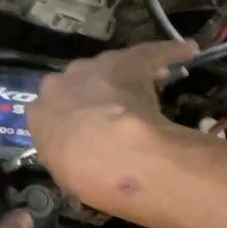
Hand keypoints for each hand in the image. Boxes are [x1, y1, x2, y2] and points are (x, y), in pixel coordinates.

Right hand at [28, 39, 193, 204]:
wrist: (104, 148)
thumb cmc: (78, 170)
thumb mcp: (63, 175)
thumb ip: (68, 164)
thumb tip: (81, 170)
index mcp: (40, 113)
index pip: (49, 111)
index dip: (69, 120)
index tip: (83, 130)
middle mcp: (62, 84)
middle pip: (77, 82)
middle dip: (92, 93)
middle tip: (112, 109)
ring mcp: (94, 68)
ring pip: (110, 67)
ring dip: (124, 75)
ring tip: (152, 81)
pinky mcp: (129, 60)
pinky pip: (149, 54)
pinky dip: (168, 53)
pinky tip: (187, 52)